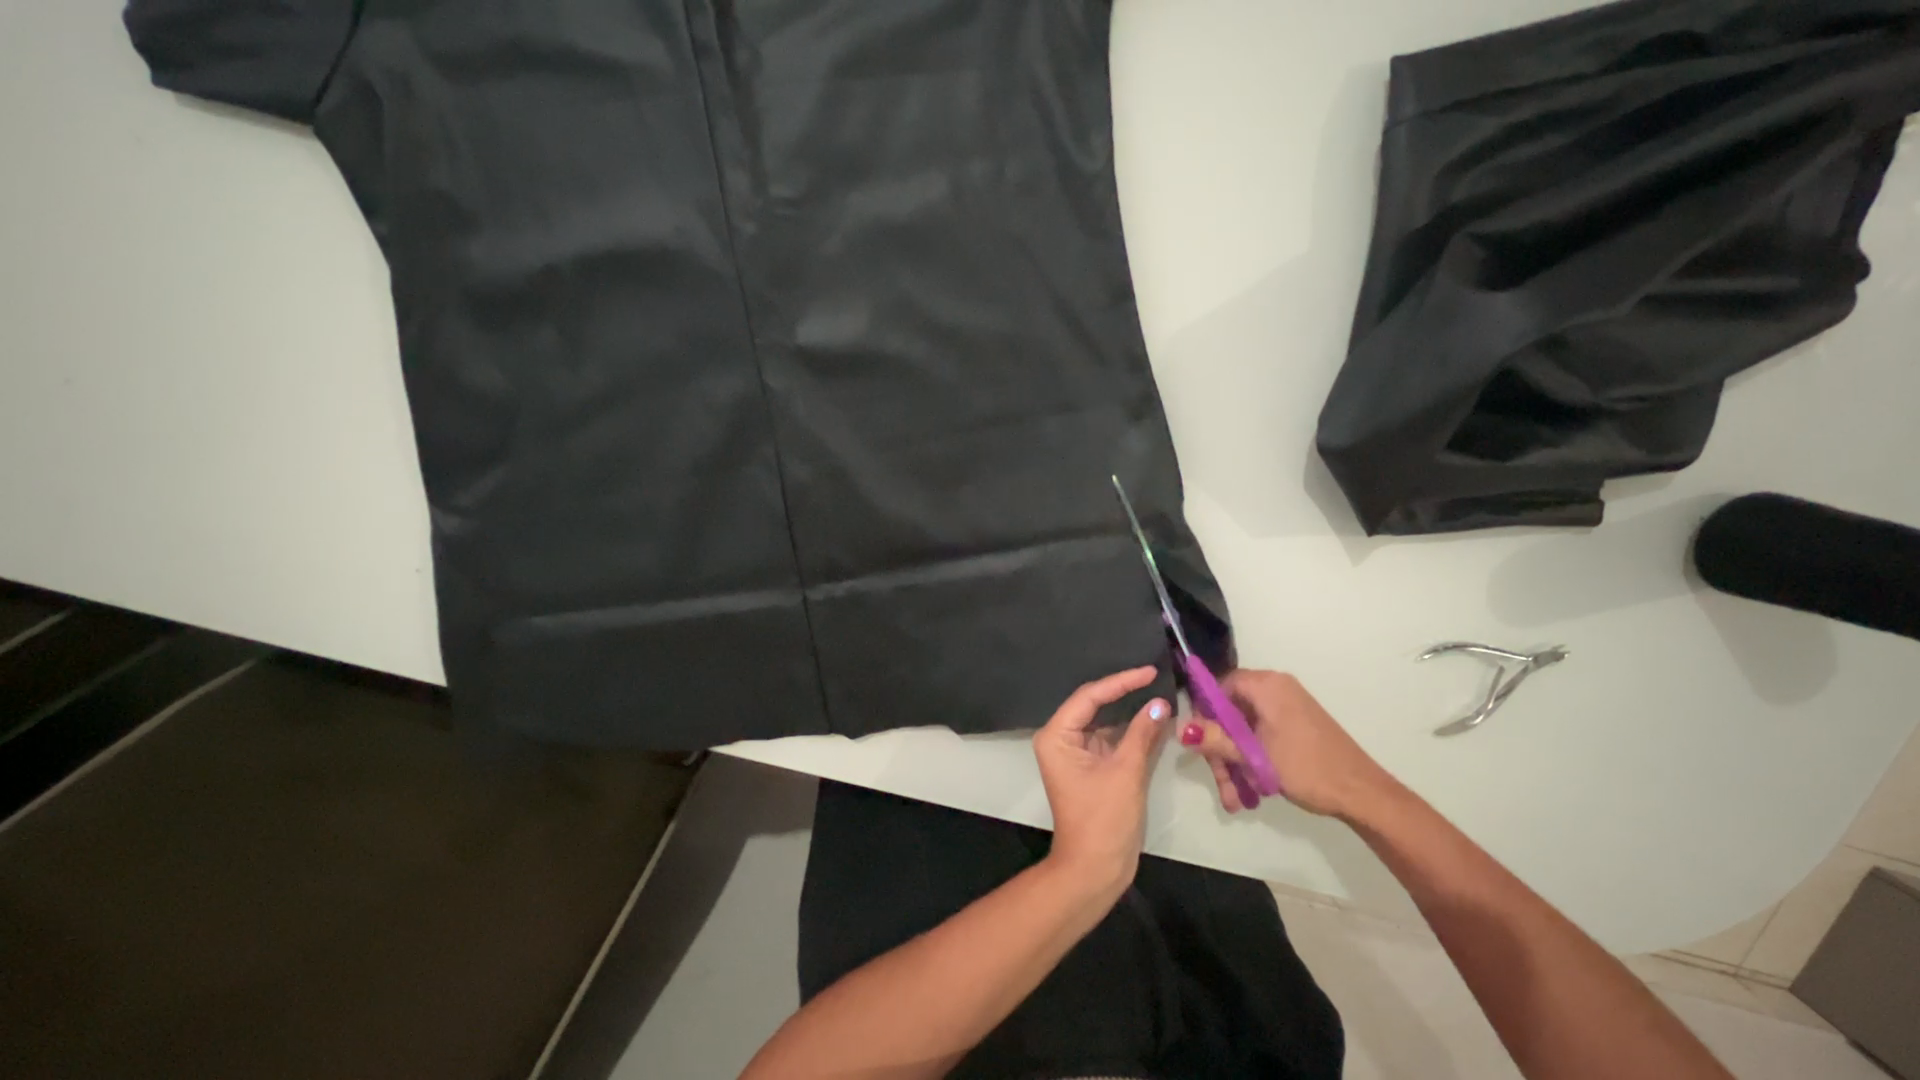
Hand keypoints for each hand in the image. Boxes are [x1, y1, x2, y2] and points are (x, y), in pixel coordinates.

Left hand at [1032, 666, 1170, 891]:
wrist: (1094, 869)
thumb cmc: (1103, 819)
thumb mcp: (1126, 771)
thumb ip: (1143, 733)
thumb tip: (1161, 703)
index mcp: (1057, 736)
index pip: (1090, 696)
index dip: (1121, 681)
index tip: (1150, 671)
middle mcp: (1061, 740)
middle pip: (1095, 705)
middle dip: (1126, 693)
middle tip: (1158, 677)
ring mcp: (1077, 755)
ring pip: (1106, 723)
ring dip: (1132, 713)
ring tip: (1162, 694)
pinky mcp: (1092, 769)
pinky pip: (1112, 741)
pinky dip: (1133, 733)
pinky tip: (1156, 722)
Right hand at [1179, 669, 1399, 820]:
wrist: (1361, 792)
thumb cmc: (1305, 767)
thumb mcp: (1254, 755)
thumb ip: (1216, 740)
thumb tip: (1181, 728)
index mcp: (1266, 686)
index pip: (1219, 685)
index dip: (1204, 713)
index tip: (1199, 744)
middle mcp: (1276, 690)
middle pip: (1230, 713)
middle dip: (1221, 751)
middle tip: (1221, 785)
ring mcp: (1287, 709)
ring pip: (1244, 731)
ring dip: (1235, 764)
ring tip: (1235, 799)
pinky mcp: (1295, 728)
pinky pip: (1261, 738)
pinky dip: (1252, 761)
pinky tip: (1250, 792)